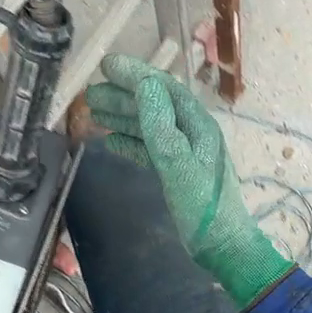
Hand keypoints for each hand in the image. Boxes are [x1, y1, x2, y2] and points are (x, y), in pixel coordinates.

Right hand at [85, 54, 293, 307]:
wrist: (222, 246)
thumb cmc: (202, 208)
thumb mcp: (178, 165)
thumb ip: (161, 126)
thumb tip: (145, 86)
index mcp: (196, 126)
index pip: (163, 89)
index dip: (135, 75)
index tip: (106, 66)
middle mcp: (191, 133)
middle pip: (153, 104)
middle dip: (122, 96)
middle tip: (90, 94)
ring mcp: (185, 153)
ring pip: (149, 126)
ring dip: (122, 117)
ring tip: (93, 113)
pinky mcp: (177, 172)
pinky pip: (150, 148)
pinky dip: (129, 142)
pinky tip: (111, 142)